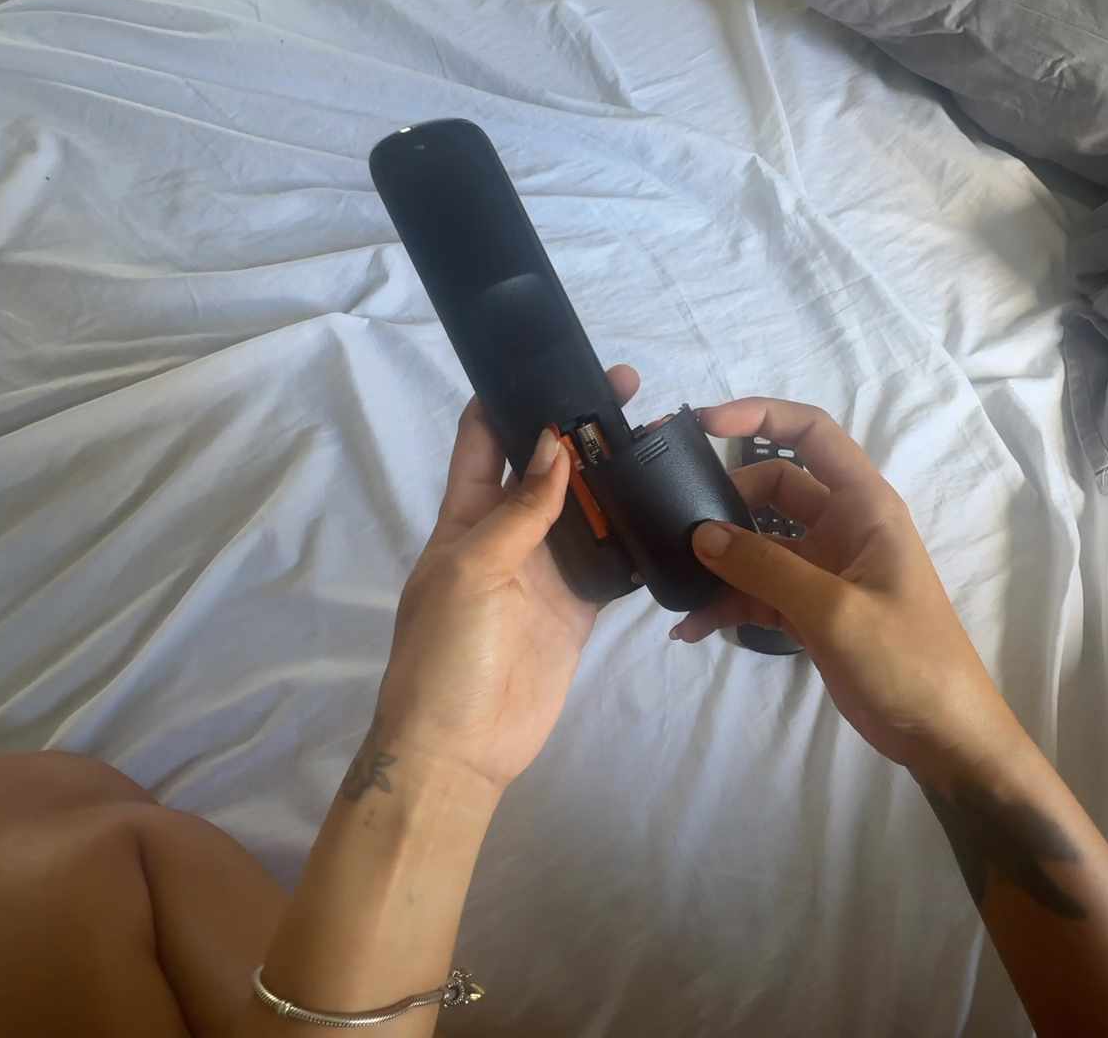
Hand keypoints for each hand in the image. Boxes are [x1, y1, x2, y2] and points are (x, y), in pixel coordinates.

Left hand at [372, 366, 638, 793]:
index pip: (483, 439)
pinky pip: (608, 558)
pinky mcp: (578, 603)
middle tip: (626, 391)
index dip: (510, 399)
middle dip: (578, 427)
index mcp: (466, 515)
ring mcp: (547, 567)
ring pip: (584, 507)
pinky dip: (631, 534)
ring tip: (653, 439)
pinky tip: (660, 507)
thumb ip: (520, 511)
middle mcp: (508, 532)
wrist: (464, 745)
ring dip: (611, 476)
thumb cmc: (447, 651)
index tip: (551, 363)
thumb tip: (559, 445)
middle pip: (547, 466)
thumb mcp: (472, 570)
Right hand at [670, 399, 1020, 775]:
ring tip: (676, 580)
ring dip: (720, 561)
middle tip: (677, 521)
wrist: (940, 734)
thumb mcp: (834, 609)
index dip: (761, 415)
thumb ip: (765, 567)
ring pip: (758, 544)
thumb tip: (701, 535)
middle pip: (772, 489)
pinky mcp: (808, 608)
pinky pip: (757, 592)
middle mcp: (841, 527)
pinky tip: (693, 627)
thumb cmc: (906, 659)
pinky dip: (726, 605)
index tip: (705, 423)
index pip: (812, 435)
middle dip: (726, 501)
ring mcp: (822, 569)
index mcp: (863, 506)